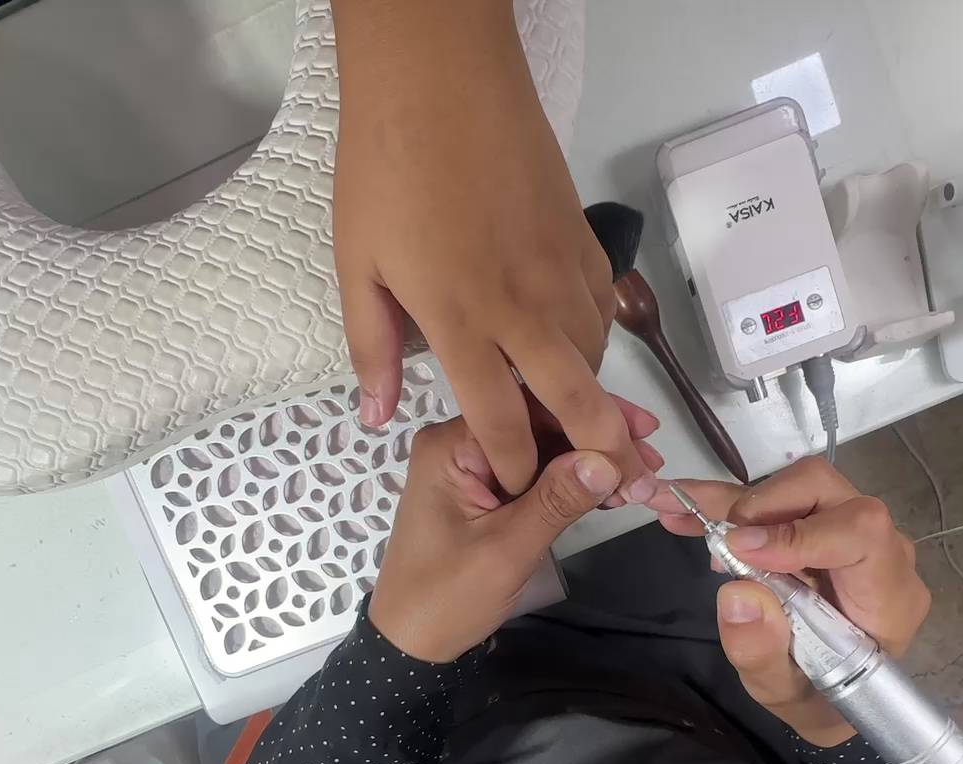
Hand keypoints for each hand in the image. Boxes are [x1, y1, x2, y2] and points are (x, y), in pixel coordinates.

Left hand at [333, 0, 650, 502]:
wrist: (441, 78)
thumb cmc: (387, 170)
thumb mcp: (357, 265)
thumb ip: (370, 349)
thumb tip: (376, 415)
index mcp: (459, 322)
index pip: (499, 420)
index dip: (515, 465)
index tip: (521, 487)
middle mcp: (522, 309)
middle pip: (574, 400)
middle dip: (593, 449)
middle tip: (602, 476)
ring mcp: (561, 273)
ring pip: (595, 355)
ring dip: (589, 390)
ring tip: (578, 409)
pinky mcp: (584, 241)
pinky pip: (605, 308)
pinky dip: (597, 337)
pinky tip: (579, 344)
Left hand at [370, 400, 661, 662]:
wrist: (408, 643)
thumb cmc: (446, 599)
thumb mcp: (506, 550)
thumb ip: (556, 500)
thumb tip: (609, 458)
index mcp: (453, 444)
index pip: (532, 410)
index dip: (591, 421)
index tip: (642, 440)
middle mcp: (459, 442)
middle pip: (540, 424)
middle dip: (598, 439)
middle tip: (653, 458)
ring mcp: (471, 466)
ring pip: (542, 448)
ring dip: (591, 460)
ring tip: (642, 474)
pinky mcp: (483, 490)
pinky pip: (533, 472)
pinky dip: (571, 480)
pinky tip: (609, 488)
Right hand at [647, 458, 930, 746]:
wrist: (831, 695)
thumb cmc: (818, 699)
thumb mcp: (784, 693)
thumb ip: (762, 652)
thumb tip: (737, 593)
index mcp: (886, 595)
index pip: (861, 532)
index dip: (798, 532)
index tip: (740, 551)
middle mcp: (876, 550)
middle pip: (825, 490)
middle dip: (760, 506)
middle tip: (717, 543)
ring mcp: (847, 532)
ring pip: (793, 486)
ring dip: (731, 502)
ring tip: (676, 514)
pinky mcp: (815, 526)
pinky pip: (773, 502)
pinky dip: (723, 504)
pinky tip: (678, 509)